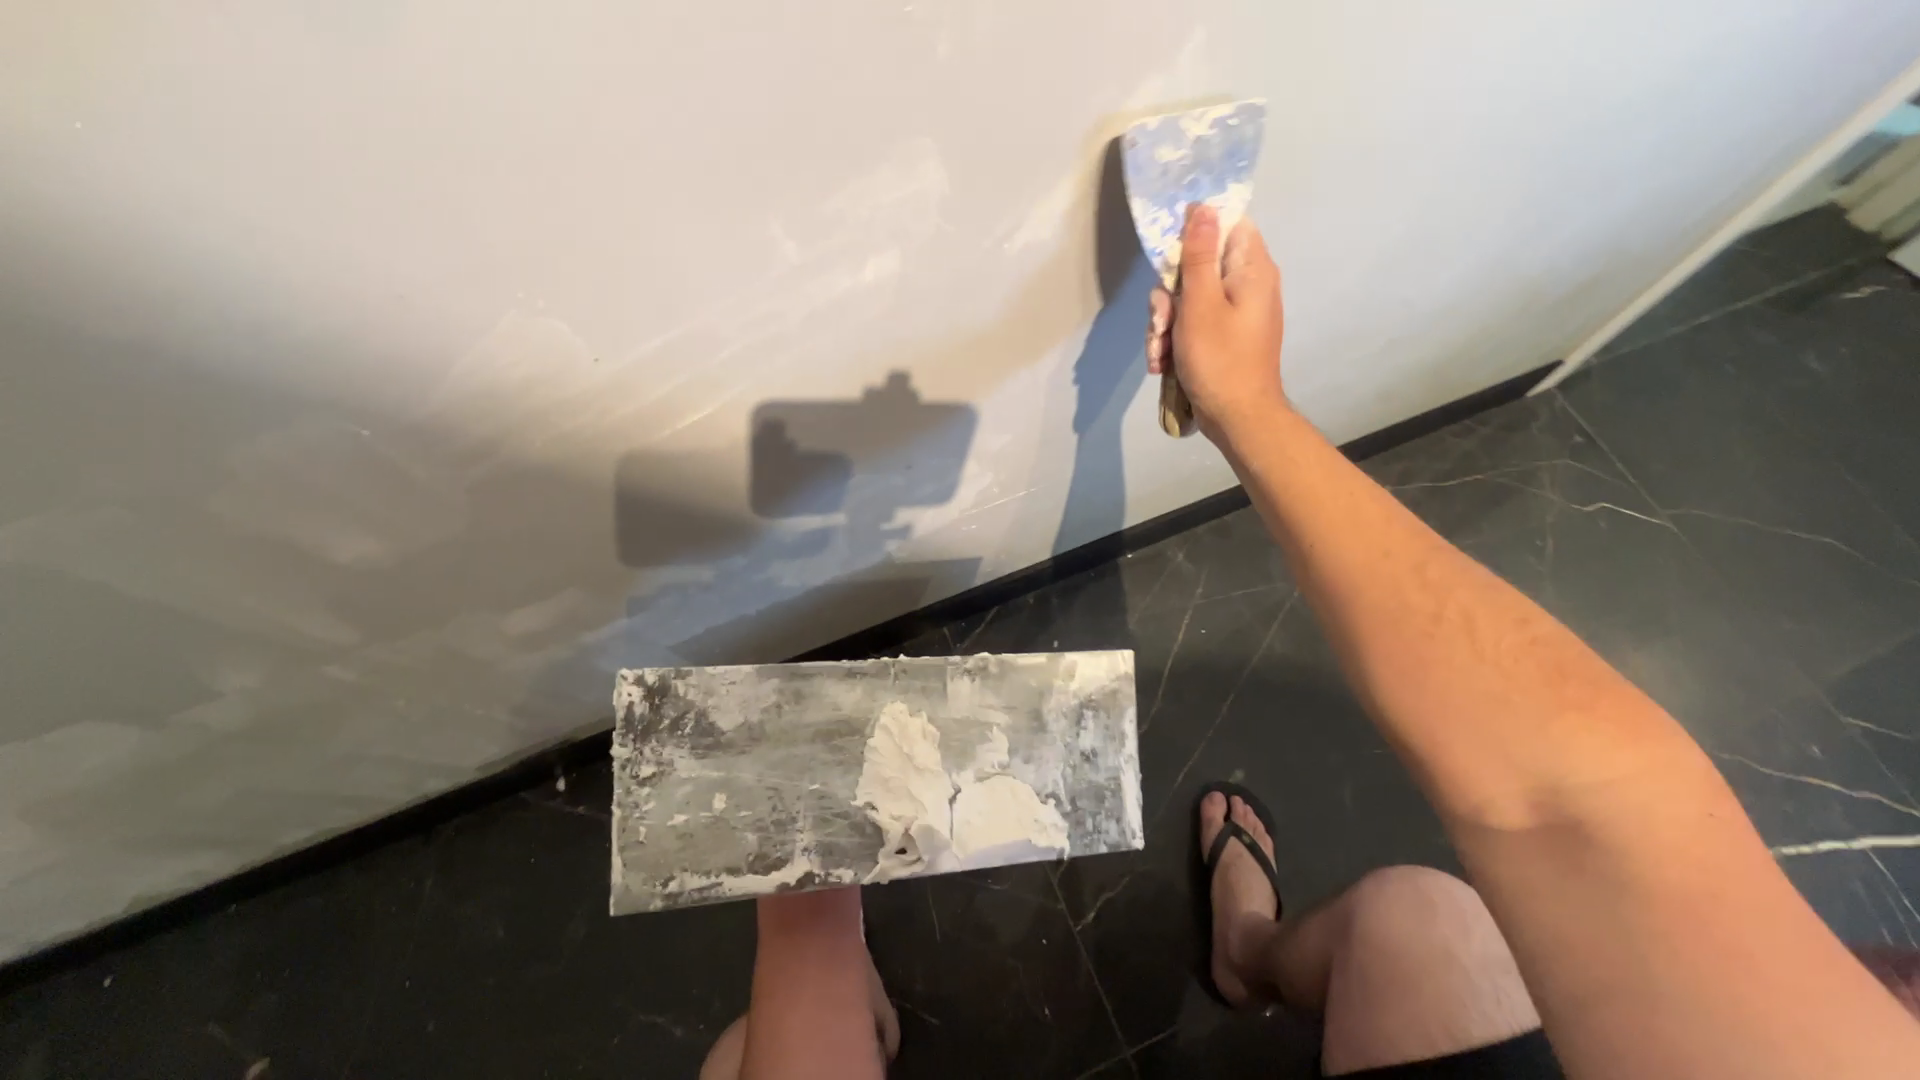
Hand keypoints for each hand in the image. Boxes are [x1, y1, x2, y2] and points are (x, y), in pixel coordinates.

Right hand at [1146, 204, 1287, 445]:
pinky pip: (1192, 324)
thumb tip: (1203, 208)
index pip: (1227, 225)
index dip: (1195, 233)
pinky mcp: (1223, 336)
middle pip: (1198, 266)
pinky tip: (1163, 364)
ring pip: (1187, 299)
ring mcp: (1236, 312)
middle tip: (1161, 322)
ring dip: (1164, 325)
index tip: (1171, 258)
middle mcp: (1248, 284)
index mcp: (1252, 269)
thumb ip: (1198, 255)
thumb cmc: (1220, 360)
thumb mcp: (1200, 304)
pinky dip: (1174, 342)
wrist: (1238, 418)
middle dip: (1169, 296)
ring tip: (1159, 353)